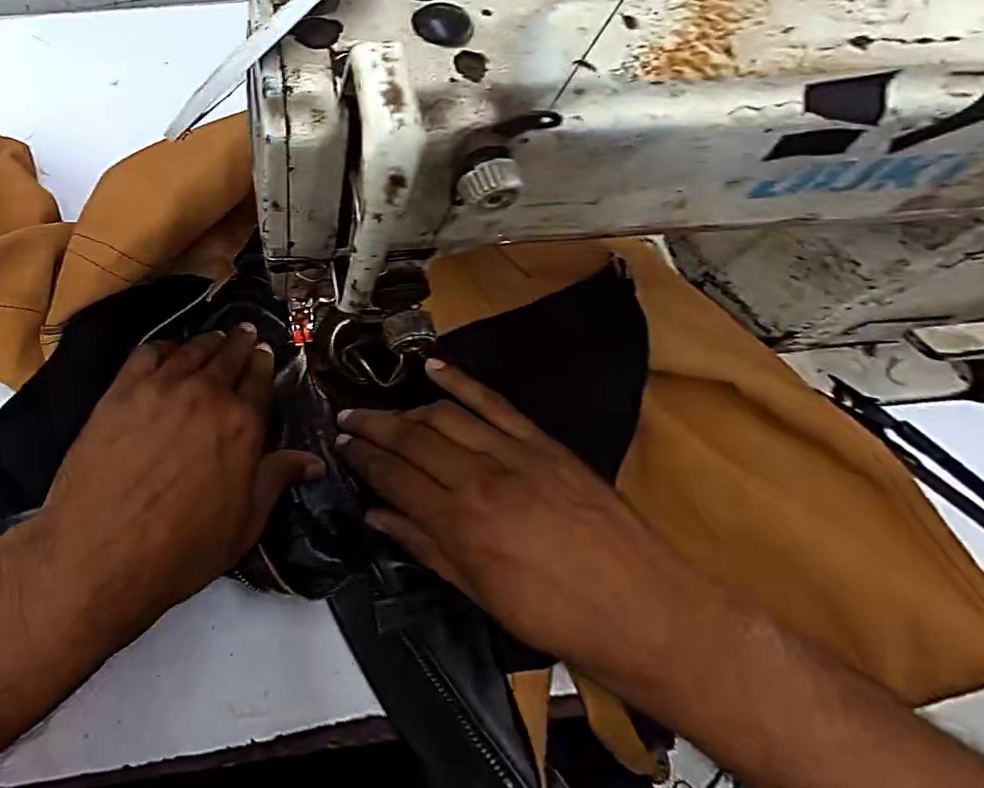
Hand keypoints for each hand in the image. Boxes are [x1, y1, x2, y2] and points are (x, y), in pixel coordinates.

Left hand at [24, 325, 323, 640]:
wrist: (99, 553)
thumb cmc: (181, 549)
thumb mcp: (243, 524)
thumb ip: (276, 480)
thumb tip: (313, 461)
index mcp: (242, 424)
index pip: (260, 379)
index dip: (264, 363)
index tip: (265, 352)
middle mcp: (207, 395)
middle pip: (229, 356)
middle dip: (241, 343)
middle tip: (245, 334)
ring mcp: (163, 387)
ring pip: (193, 349)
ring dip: (208, 340)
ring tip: (214, 337)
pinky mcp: (122, 390)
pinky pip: (148, 353)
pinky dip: (164, 345)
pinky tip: (168, 350)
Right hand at [337, 360, 706, 677]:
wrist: (640, 607)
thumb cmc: (557, 614)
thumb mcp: (479, 593)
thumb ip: (424, 546)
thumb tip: (379, 517)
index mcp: (460, 523)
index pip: (393, 476)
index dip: (362, 458)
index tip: (343, 446)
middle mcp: (479, 479)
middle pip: (411, 438)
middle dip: (372, 426)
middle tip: (348, 419)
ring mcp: (513, 454)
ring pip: (443, 416)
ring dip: (405, 409)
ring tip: (382, 410)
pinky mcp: (542, 442)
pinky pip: (493, 402)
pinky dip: (461, 381)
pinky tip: (435, 368)